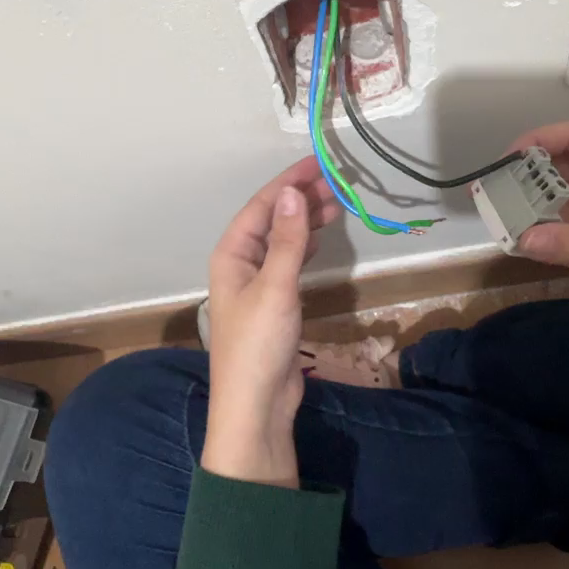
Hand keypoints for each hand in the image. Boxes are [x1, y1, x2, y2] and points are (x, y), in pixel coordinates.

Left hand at [201, 157, 340, 485]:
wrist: (256, 405)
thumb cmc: (258, 344)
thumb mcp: (275, 287)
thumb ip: (288, 240)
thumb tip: (293, 193)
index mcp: (231, 255)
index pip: (261, 207)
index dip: (288, 183)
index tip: (319, 163)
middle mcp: (239, 265)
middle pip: (271, 221)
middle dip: (300, 200)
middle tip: (337, 182)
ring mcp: (255, 285)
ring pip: (282, 241)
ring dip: (306, 222)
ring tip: (337, 203)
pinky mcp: (273, 304)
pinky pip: (288, 263)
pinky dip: (305, 247)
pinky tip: (320, 239)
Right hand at [507, 122, 568, 340]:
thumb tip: (522, 238)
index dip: (539, 142)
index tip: (505, 160)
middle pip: (565, 168)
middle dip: (529, 179)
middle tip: (494, 197)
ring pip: (564, 199)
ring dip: (536, 209)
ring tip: (504, 223)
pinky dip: (549, 233)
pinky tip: (528, 243)